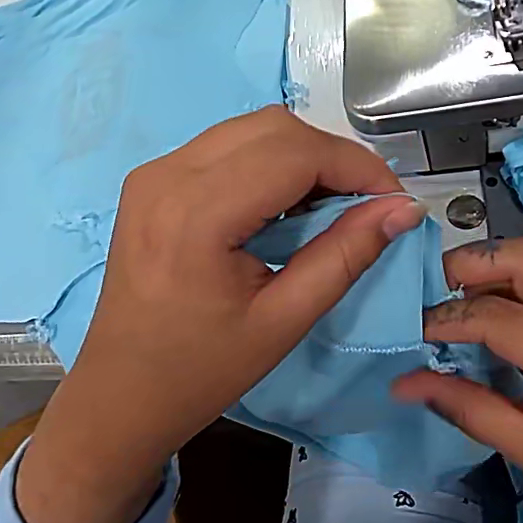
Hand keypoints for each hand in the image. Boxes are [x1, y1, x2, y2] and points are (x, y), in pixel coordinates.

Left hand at [17, 106, 423, 522]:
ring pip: (251, 128)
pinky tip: (285, 203)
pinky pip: (226, 145)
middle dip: (332, 156)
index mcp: (196, 214)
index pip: (295, 154)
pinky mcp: (152, 179)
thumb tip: (402, 210)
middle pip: (274, 127)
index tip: (394, 199)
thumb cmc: (201, 370)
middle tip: (366, 203)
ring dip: (302, 155)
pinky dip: (269, 161)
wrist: (120, 395)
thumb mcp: (285, 320)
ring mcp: (154, 172)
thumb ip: (346, 255)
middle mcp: (168, 175)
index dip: (356, 166)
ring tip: (330, 204)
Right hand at [396, 240, 522, 522]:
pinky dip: (518, 280)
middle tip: (432, 287)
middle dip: (471, 262)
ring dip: (495, 265)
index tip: (413, 331)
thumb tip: (407, 382)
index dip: (446, 320)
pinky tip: (494, 308)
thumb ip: (470, 407)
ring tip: (456, 292)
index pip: (495, 317)